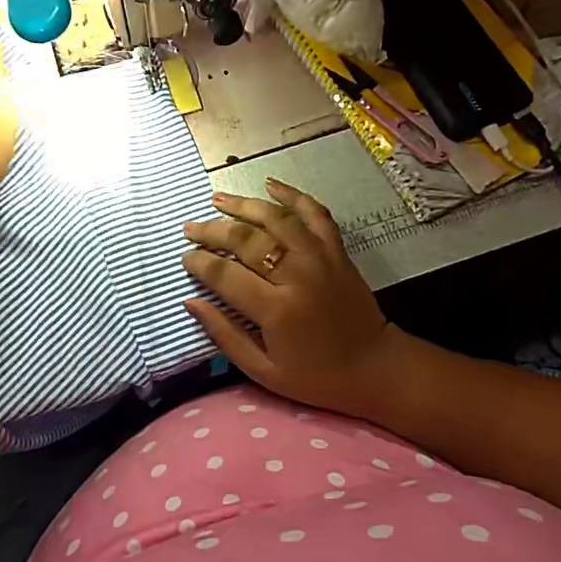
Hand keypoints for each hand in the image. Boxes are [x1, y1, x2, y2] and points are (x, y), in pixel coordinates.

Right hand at [181, 180, 407, 417]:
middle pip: (247, 239)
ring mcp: (320, 257)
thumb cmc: (316, 376)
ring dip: (245, 205)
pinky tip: (271, 185)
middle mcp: (297, 275)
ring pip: (277, 218)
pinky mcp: (337, 250)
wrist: (375, 366)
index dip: (200, 262)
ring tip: (219, 199)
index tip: (185, 258)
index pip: (226, 274)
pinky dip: (293, 195)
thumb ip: (225, 335)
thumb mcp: (264, 371)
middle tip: (191, 227)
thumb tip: (191, 302)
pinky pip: (315, 213)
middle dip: (213, 230)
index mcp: (277, 309)